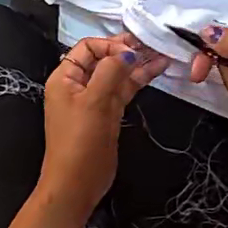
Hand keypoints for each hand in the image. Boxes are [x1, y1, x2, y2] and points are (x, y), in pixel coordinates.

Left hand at [38, 35, 167, 215]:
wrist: (76, 183)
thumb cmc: (79, 141)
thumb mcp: (94, 101)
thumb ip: (110, 71)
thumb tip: (127, 52)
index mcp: (64, 78)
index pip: (87, 48)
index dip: (110, 46)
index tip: (132, 51)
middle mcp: (78, 85)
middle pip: (103, 59)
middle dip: (127, 51)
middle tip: (153, 44)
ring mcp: (94, 100)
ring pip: (117, 75)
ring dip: (137, 64)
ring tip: (162, 53)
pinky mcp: (108, 114)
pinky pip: (123, 90)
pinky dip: (138, 80)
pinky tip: (156, 70)